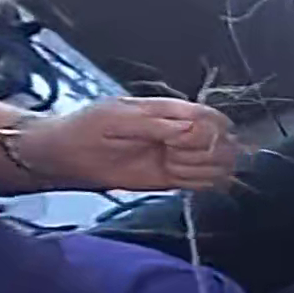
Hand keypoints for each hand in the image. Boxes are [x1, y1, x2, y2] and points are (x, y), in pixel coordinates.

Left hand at [18, 97, 238, 190]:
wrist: (66, 158)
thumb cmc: (86, 131)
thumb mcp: (117, 119)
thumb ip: (159, 123)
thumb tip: (195, 132)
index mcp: (182, 112)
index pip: (217, 122)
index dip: (201, 135)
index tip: (170, 141)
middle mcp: (197, 132)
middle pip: (227, 145)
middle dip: (197, 154)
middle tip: (166, 151)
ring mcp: (196, 153)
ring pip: (225, 164)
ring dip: (195, 168)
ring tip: (167, 164)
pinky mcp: (193, 173)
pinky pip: (216, 180)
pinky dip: (194, 181)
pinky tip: (172, 175)